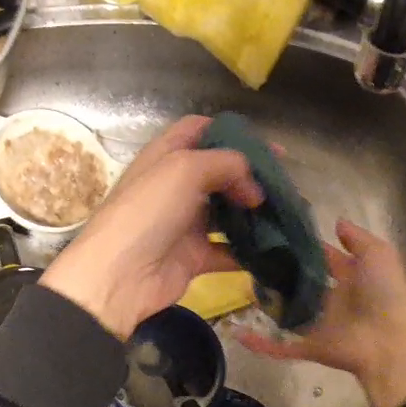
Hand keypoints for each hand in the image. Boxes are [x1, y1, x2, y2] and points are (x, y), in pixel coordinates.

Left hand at [40, 115, 262, 340]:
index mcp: (167, 156)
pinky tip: (271, 250)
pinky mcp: (193, 258)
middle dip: (251, 178)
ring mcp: (185, 224)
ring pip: (227, 214)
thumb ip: (227, 165)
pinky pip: (226, 252)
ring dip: (254, 215)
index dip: (235, 134)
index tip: (271, 149)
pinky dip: (248, 252)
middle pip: (220, 174)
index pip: (202, 131)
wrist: (120, 275)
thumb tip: (254, 189)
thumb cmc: (148, 211)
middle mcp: (177, 187)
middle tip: (283, 187)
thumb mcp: (186, 169)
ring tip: (285, 216)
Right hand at [242, 219, 405, 406]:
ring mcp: (321, 325)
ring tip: (242, 287)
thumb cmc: (385, 293)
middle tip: (255, 258)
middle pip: (304, 285)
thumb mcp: (378, 254)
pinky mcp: (310, 347)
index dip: (306, 248)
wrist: (388, 341)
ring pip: (289, 314)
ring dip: (268, 305)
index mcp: (352, 278)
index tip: (280, 235)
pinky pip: (281, 348)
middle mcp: (335, 301)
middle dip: (283, 273)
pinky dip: (260, 344)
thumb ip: (357, 237)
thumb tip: (336, 222)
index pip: (325, 259)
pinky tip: (237, 334)